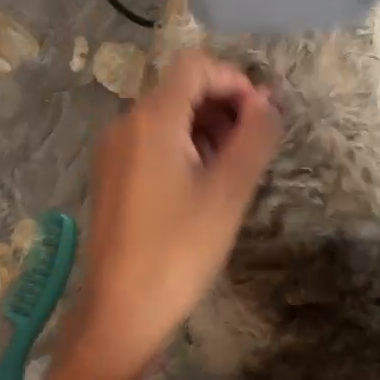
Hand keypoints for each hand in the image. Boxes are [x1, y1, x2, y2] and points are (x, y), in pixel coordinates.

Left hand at [35, 51, 281, 379]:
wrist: (119, 312)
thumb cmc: (179, 250)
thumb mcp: (228, 192)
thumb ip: (254, 136)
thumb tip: (268, 101)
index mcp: (151, 118)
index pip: (196, 66)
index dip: (235, 80)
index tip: (263, 116)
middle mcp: (125, 124)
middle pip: (180, 89)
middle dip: (223, 106)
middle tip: (256, 147)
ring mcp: (113, 151)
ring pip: (166, 118)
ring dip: (206, 129)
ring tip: (235, 170)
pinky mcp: (111, 177)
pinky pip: (151, 144)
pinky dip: (183, 148)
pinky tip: (204, 186)